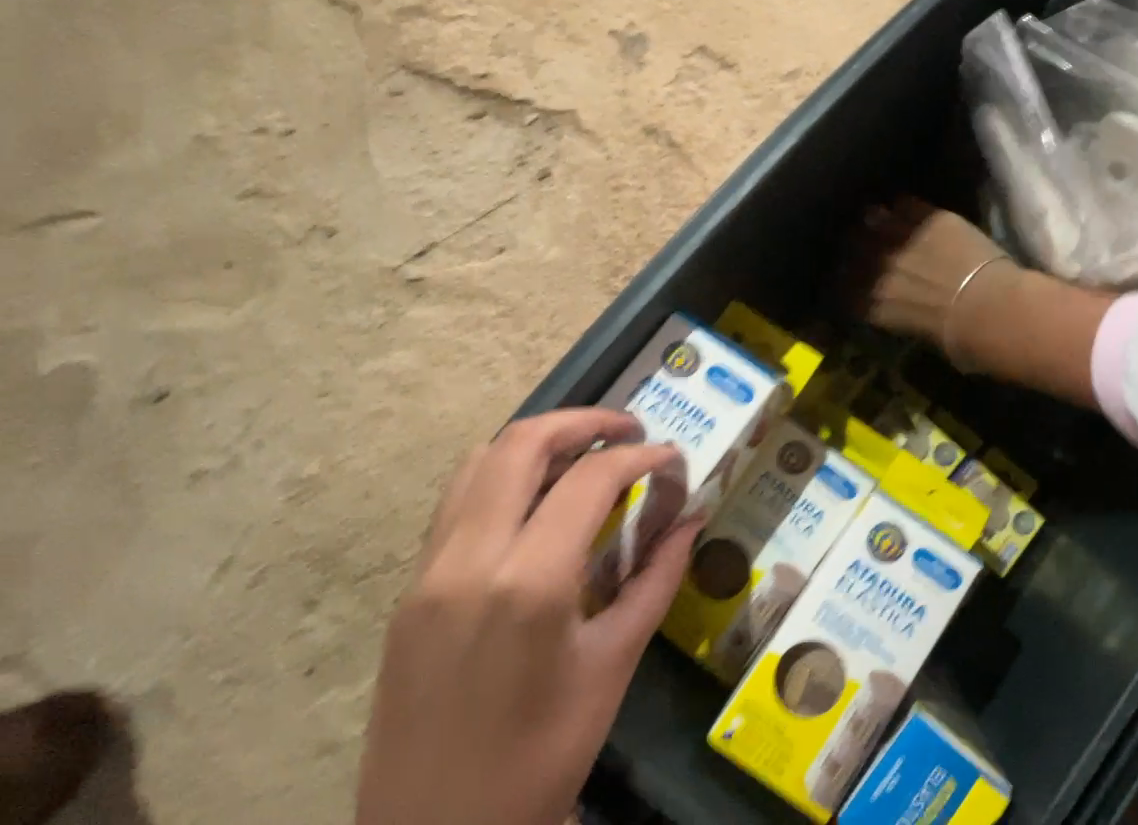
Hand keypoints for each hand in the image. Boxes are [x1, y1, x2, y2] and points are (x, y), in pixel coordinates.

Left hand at [356, 409, 697, 824]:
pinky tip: (539, 503)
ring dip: (536, 444)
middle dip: (583, 424)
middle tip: (631, 431)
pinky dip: (502, 478)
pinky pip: (456, 504)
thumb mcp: (614, 664)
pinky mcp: (408, 591)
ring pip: (477, 464)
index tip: (674, 458)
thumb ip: (655, 580)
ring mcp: (427, 572)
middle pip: (520, 445)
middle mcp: (468, 558)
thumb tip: (690, 521)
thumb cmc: (544, 754)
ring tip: (587, 456)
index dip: (642, 457)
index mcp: (528, 581)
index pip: (591, 479)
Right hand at [856, 197, 1111, 405]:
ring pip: (875, 221)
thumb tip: (910, 316)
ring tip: (876, 216)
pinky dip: (903, 206)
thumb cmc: (963, 342)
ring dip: (875, 219)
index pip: (845, 289)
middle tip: (860, 242)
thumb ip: (907, 320)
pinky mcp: (930, 219)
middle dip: (854, 245)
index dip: (845, 281)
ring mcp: (903, 239)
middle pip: (853, 249)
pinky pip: (906, 205)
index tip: (848, 278)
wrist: (988, 310)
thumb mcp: (926, 338)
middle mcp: (880, 269)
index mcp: (877, 306)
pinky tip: (904, 205)